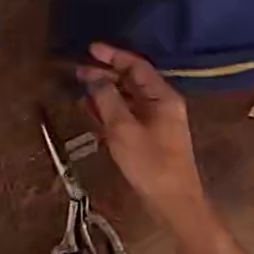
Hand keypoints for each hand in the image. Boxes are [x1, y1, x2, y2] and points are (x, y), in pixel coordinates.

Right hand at [76, 44, 207, 224]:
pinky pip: (128, 115)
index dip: (113, 55)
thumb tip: (93, 77)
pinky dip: (111, 111)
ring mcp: (157, 121)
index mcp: (162, 97)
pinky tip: (92, 114)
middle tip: (79, 73)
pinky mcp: (151, 137)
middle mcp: (162, 104)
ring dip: (105, 94)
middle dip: (105, 75)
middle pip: (131, 81)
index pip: (136, 65)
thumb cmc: (150, 164)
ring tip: (81, 92)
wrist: (174, 204)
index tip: (90, 49)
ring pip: (128, 98)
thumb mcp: (123, 129)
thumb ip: (106, 98)